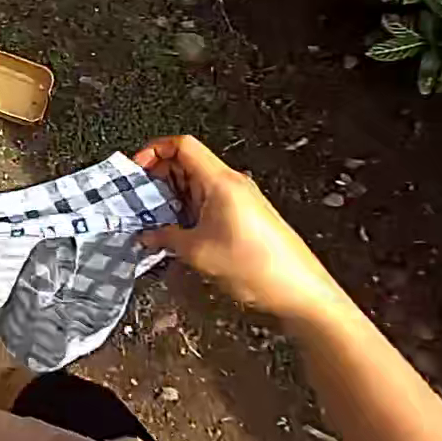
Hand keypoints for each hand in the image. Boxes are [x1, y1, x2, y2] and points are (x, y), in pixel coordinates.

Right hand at [134, 135, 349, 324]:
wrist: (304, 295)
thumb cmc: (258, 268)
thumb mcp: (197, 252)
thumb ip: (164, 237)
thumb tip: (146, 235)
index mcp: (220, 182)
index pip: (181, 145)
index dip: (154, 150)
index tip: (137, 169)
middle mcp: (231, 184)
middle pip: (186, 161)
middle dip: (158, 176)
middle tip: (141, 197)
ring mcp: (240, 198)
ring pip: (196, 182)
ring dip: (172, 196)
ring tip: (156, 218)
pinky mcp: (245, 214)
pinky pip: (208, 199)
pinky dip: (188, 208)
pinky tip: (180, 231)